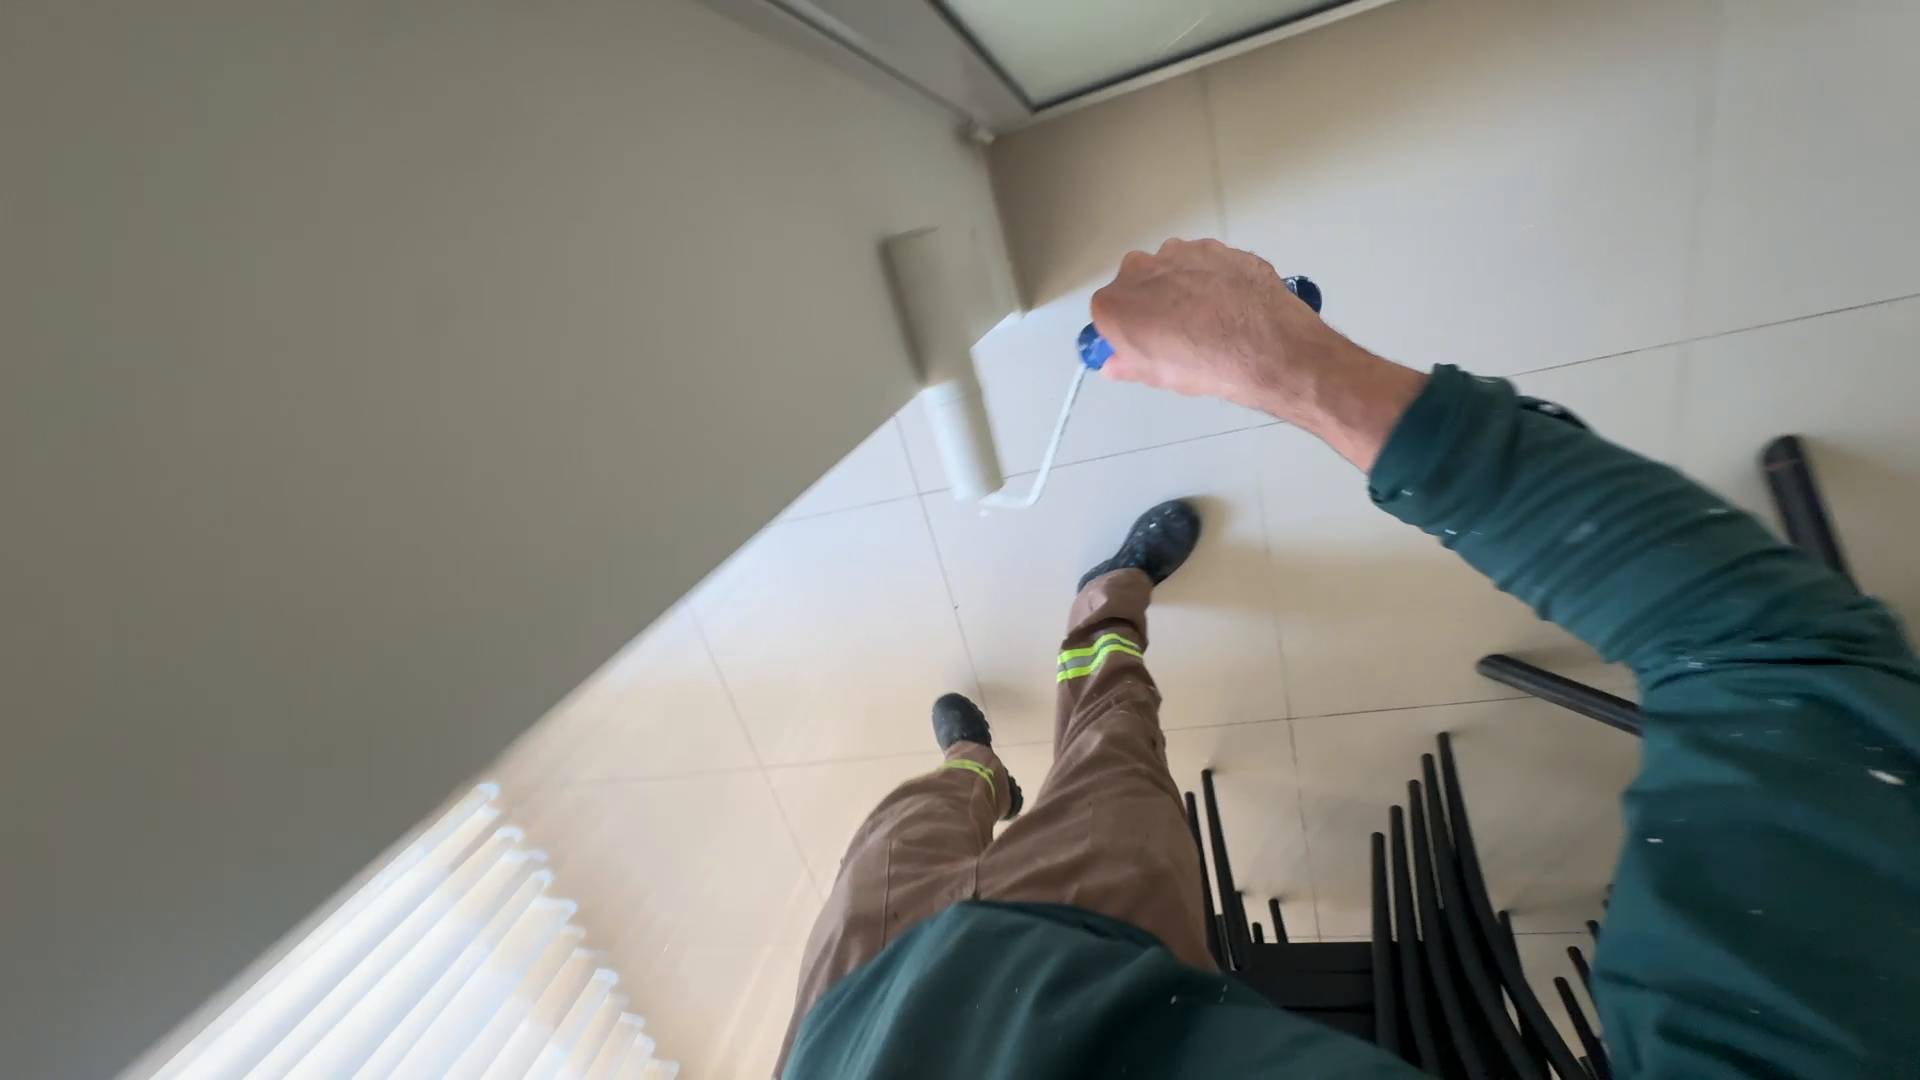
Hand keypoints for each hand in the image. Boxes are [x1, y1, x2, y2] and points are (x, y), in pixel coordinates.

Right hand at [1090, 238, 1424, 469]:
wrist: (1268, 346)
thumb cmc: (1204, 365)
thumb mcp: (1157, 376)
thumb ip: (1129, 363)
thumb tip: (1117, 363)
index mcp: (1115, 302)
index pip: (1106, 313)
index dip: (1125, 330)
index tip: (1141, 345)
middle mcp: (1141, 268)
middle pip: (1136, 284)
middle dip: (1150, 303)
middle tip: (1174, 334)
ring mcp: (1182, 251)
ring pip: (1171, 269)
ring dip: (1181, 288)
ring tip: (1206, 320)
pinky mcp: (1219, 247)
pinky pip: (1205, 264)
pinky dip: (1211, 280)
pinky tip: (1228, 306)